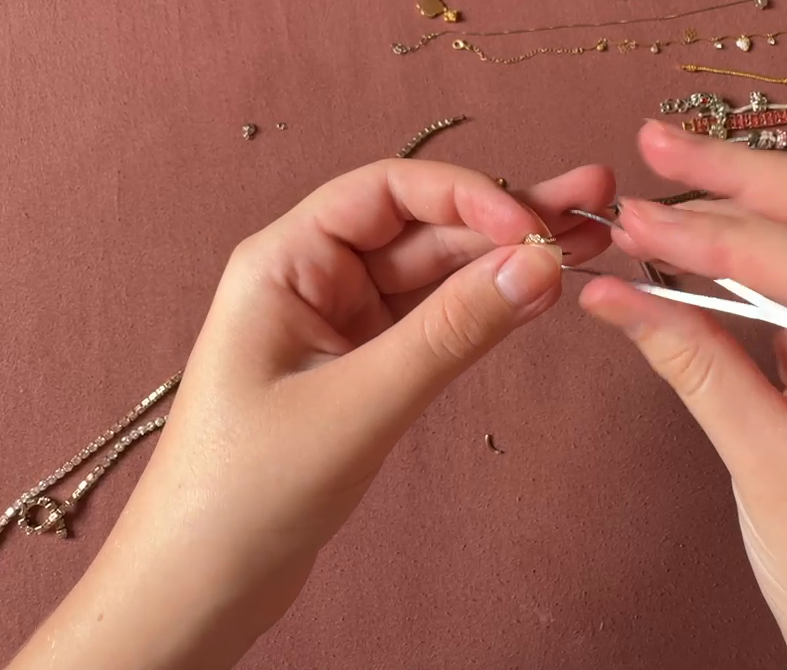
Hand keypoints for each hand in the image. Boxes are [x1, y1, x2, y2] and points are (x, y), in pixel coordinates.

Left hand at [10, 159, 616, 669]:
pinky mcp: (366, 359)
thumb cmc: (242, 495)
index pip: (388, 192)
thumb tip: (540, 264)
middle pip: (425, 225)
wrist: (194, 593)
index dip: (467, 195)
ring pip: (439, 269)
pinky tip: (539, 285)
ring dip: (510, 254)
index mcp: (286, 258)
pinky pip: (436, 315)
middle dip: (508, 215)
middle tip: (593, 199)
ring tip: (591, 235)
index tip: (532, 225)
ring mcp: (345, 316)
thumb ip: (452, 331)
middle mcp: (317, 272)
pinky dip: (488, 302)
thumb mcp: (356, 404)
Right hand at [580, 122, 786, 669]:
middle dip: (752, 178)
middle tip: (660, 144)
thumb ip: (699, 371)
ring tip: (660, 172)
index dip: (745, 246)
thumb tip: (613, 293)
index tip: (650, 224)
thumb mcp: (774, 483)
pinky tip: (690, 222)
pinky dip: (742, 242)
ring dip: (742, 196)